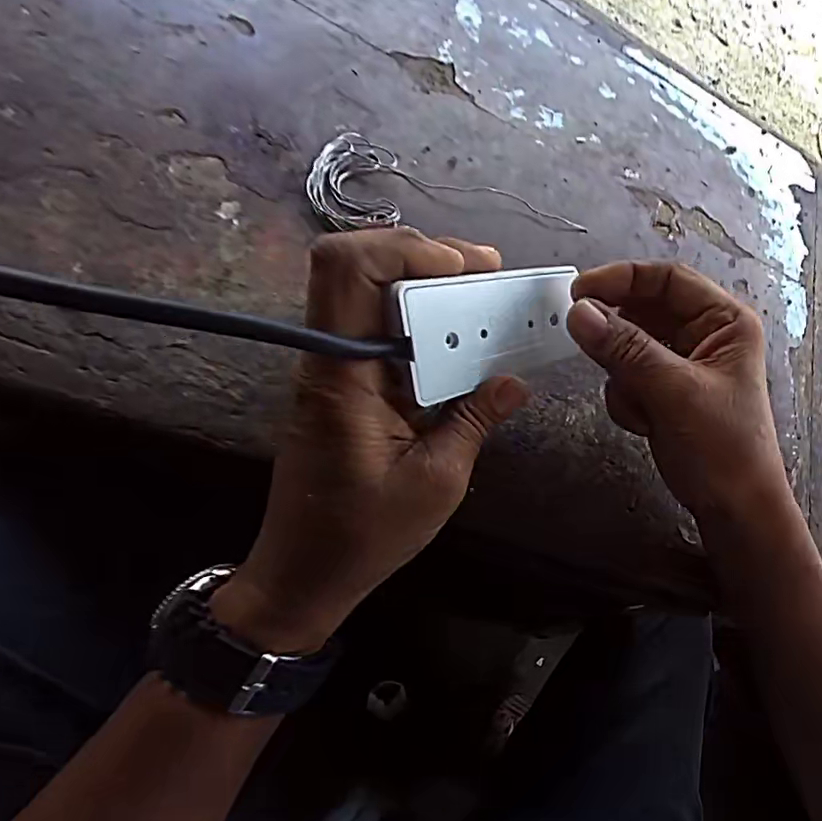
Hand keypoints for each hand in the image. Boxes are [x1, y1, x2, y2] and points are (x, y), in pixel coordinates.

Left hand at [211, 230, 528, 652]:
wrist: (306, 571)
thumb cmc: (366, 534)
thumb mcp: (437, 481)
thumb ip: (474, 422)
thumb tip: (515, 381)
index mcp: (343, 377)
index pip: (349, 271)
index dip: (407, 249)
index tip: (468, 268)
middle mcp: (330, 361)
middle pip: (354, 265)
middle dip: (422, 254)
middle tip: (485, 272)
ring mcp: (334, 372)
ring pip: (365, 292)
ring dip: (423, 283)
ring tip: (481, 295)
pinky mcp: (345, 389)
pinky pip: (379, 331)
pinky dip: (421, 319)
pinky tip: (461, 335)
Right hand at [568, 261, 790, 526]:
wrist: (735, 509)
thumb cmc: (725, 450)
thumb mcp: (675, 393)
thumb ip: (626, 350)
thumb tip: (581, 313)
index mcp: (726, 323)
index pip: (668, 280)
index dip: (622, 279)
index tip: (580, 292)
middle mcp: (705, 339)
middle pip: (644, 312)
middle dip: (619, 337)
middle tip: (589, 344)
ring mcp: (684, 368)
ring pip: (629, 348)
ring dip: (625, 377)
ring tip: (645, 407)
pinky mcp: (666, 395)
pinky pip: (628, 380)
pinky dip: (628, 401)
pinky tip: (647, 424)